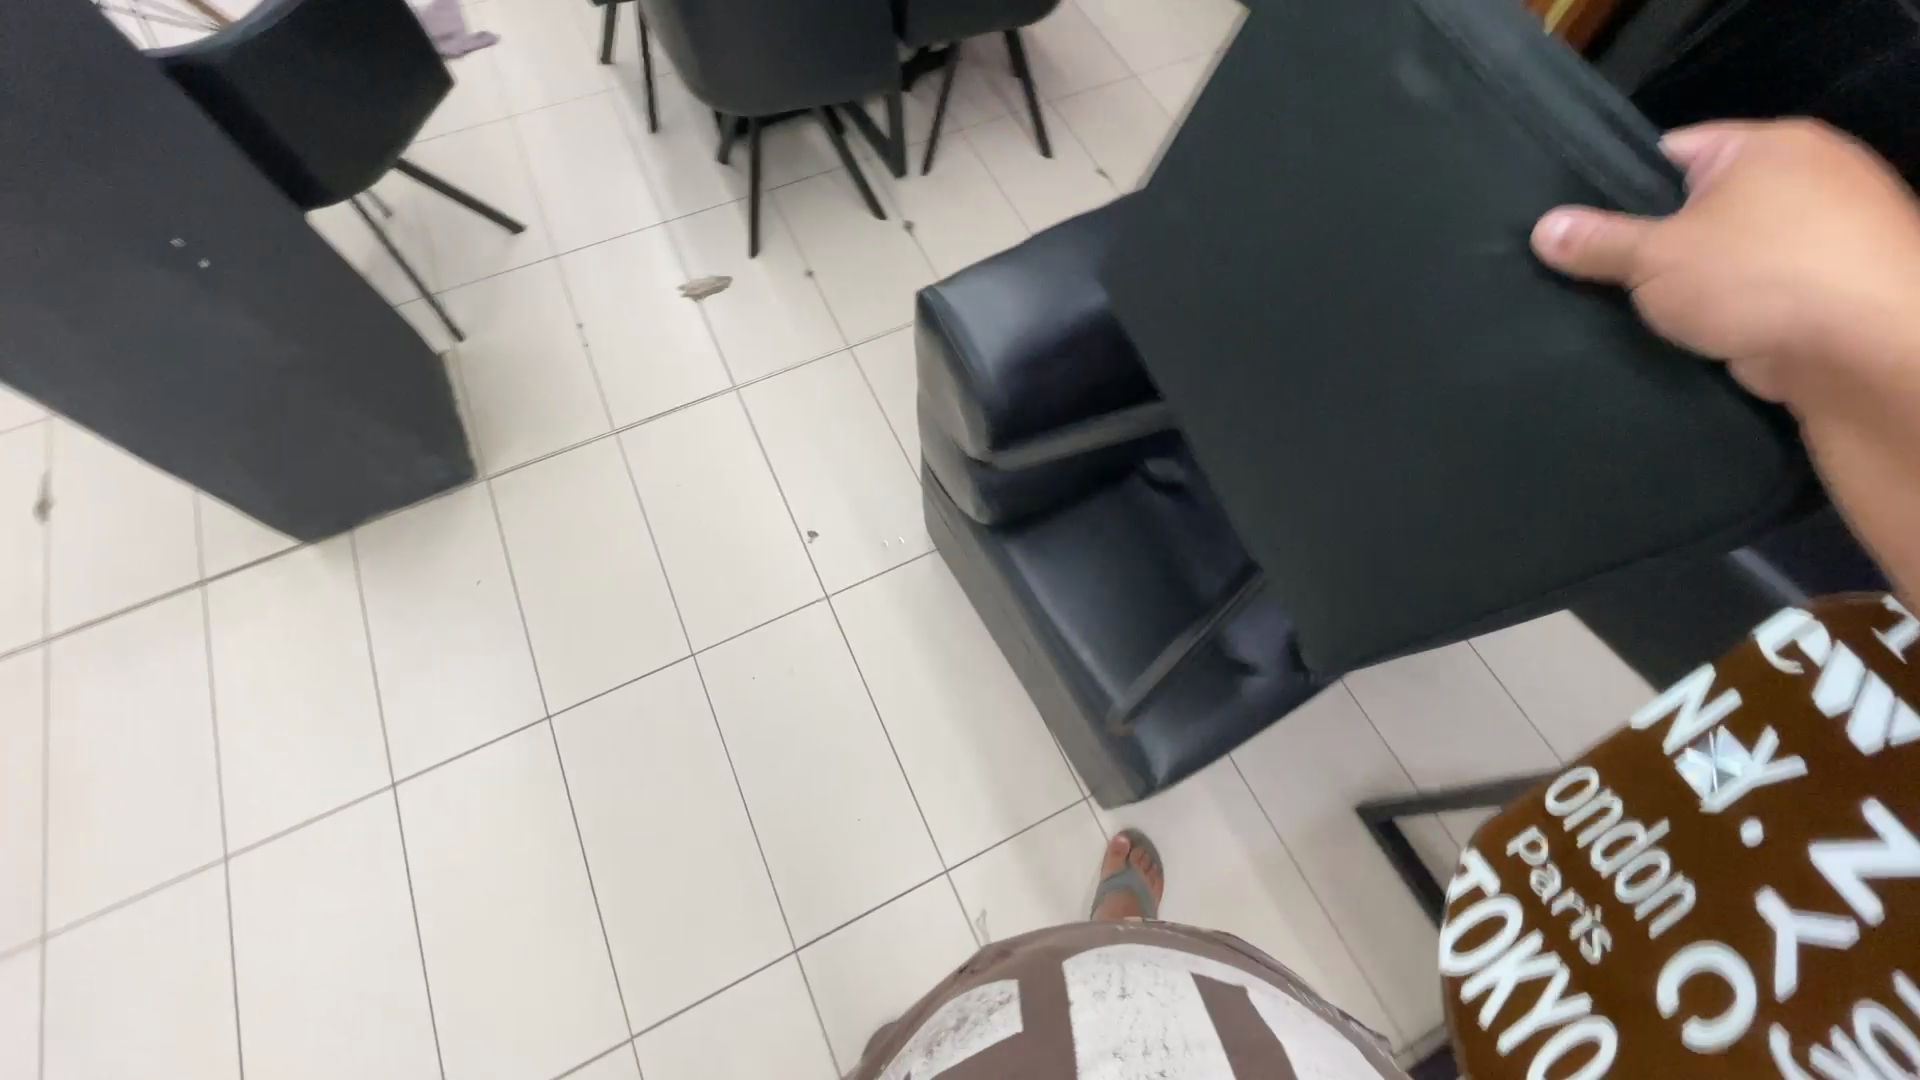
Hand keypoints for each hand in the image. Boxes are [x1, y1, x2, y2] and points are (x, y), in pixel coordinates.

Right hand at [1530, 119, 1919, 404]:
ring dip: (1674, 277)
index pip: (1668, 152)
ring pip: (1715, 248)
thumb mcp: (1653, 256)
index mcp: (1767, 147)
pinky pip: (1742, 283)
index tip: (1571, 227)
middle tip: (1583, 270)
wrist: (1863, 346)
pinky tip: (1672, 325)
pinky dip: (1710, 302)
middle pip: (1690, 203)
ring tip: (1618, 302)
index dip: (1612, 188)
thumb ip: (1595, 242)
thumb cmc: (1757, 276)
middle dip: (1641, 240)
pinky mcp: (1820, 279)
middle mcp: (1803, 174)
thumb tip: (1542, 228)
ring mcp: (1819, 229)